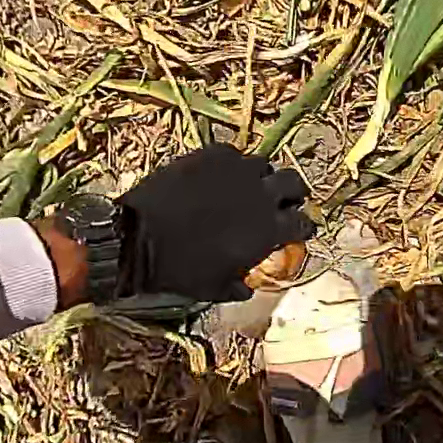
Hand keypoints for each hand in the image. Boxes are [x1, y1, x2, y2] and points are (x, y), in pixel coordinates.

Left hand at [119, 143, 313, 301]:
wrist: (138, 238)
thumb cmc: (182, 269)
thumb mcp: (216, 288)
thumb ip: (239, 285)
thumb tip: (247, 287)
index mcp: (269, 229)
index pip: (302, 221)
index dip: (304, 225)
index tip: (300, 227)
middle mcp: (262, 194)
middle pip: (294, 182)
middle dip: (293, 191)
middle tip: (284, 198)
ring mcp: (238, 170)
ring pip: (264, 165)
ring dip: (261, 177)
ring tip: (248, 185)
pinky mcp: (214, 154)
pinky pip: (233, 155)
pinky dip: (231, 166)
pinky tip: (219, 176)